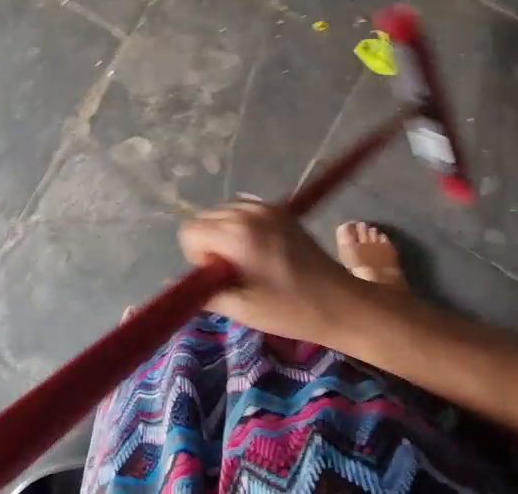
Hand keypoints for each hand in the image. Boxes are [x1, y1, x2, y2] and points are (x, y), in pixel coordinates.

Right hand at [179, 200, 362, 344]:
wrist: (341, 302)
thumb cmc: (291, 310)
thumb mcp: (242, 309)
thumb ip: (205, 293)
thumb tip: (176, 287)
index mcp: (236, 234)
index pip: (190, 231)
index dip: (197, 256)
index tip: (218, 277)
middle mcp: (247, 212)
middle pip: (205, 218)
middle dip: (209, 244)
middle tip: (233, 274)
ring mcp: (265, 207)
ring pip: (223, 213)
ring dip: (225, 234)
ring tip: (248, 263)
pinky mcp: (280, 209)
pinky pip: (244, 210)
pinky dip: (242, 227)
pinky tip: (260, 251)